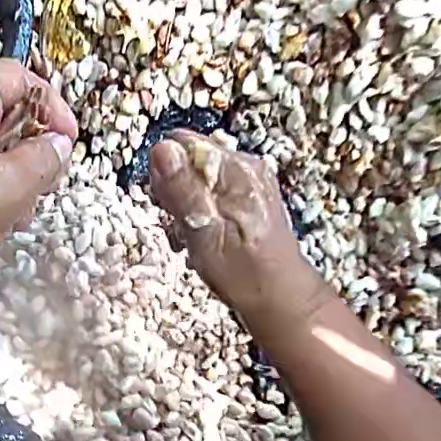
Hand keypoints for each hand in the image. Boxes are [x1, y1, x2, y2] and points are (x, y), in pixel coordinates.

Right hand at [149, 131, 328, 318]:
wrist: (279, 297)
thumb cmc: (243, 271)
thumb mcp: (203, 230)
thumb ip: (182, 189)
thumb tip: (161, 149)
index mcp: (234, 169)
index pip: (183, 144)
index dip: (164, 172)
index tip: (165, 203)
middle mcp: (245, 167)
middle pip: (190, 160)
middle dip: (173, 190)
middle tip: (179, 225)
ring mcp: (249, 183)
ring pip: (198, 180)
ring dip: (184, 206)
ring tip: (191, 237)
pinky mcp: (248, 200)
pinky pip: (211, 195)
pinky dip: (198, 214)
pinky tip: (202, 238)